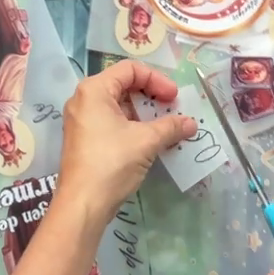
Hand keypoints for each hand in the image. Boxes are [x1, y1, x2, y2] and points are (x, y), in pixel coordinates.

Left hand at [53, 60, 195, 228]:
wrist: (82, 205)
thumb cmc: (112, 163)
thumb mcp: (146, 141)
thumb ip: (170, 127)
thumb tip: (192, 124)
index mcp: (94, 90)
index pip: (130, 69)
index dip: (156, 79)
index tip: (174, 97)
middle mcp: (84, 99)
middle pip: (124, 85)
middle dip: (152, 97)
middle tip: (172, 110)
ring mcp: (82, 120)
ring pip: (118, 106)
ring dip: (144, 113)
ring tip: (166, 127)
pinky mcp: (84, 139)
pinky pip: (111, 122)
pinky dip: (132, 126)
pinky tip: (151, 141)